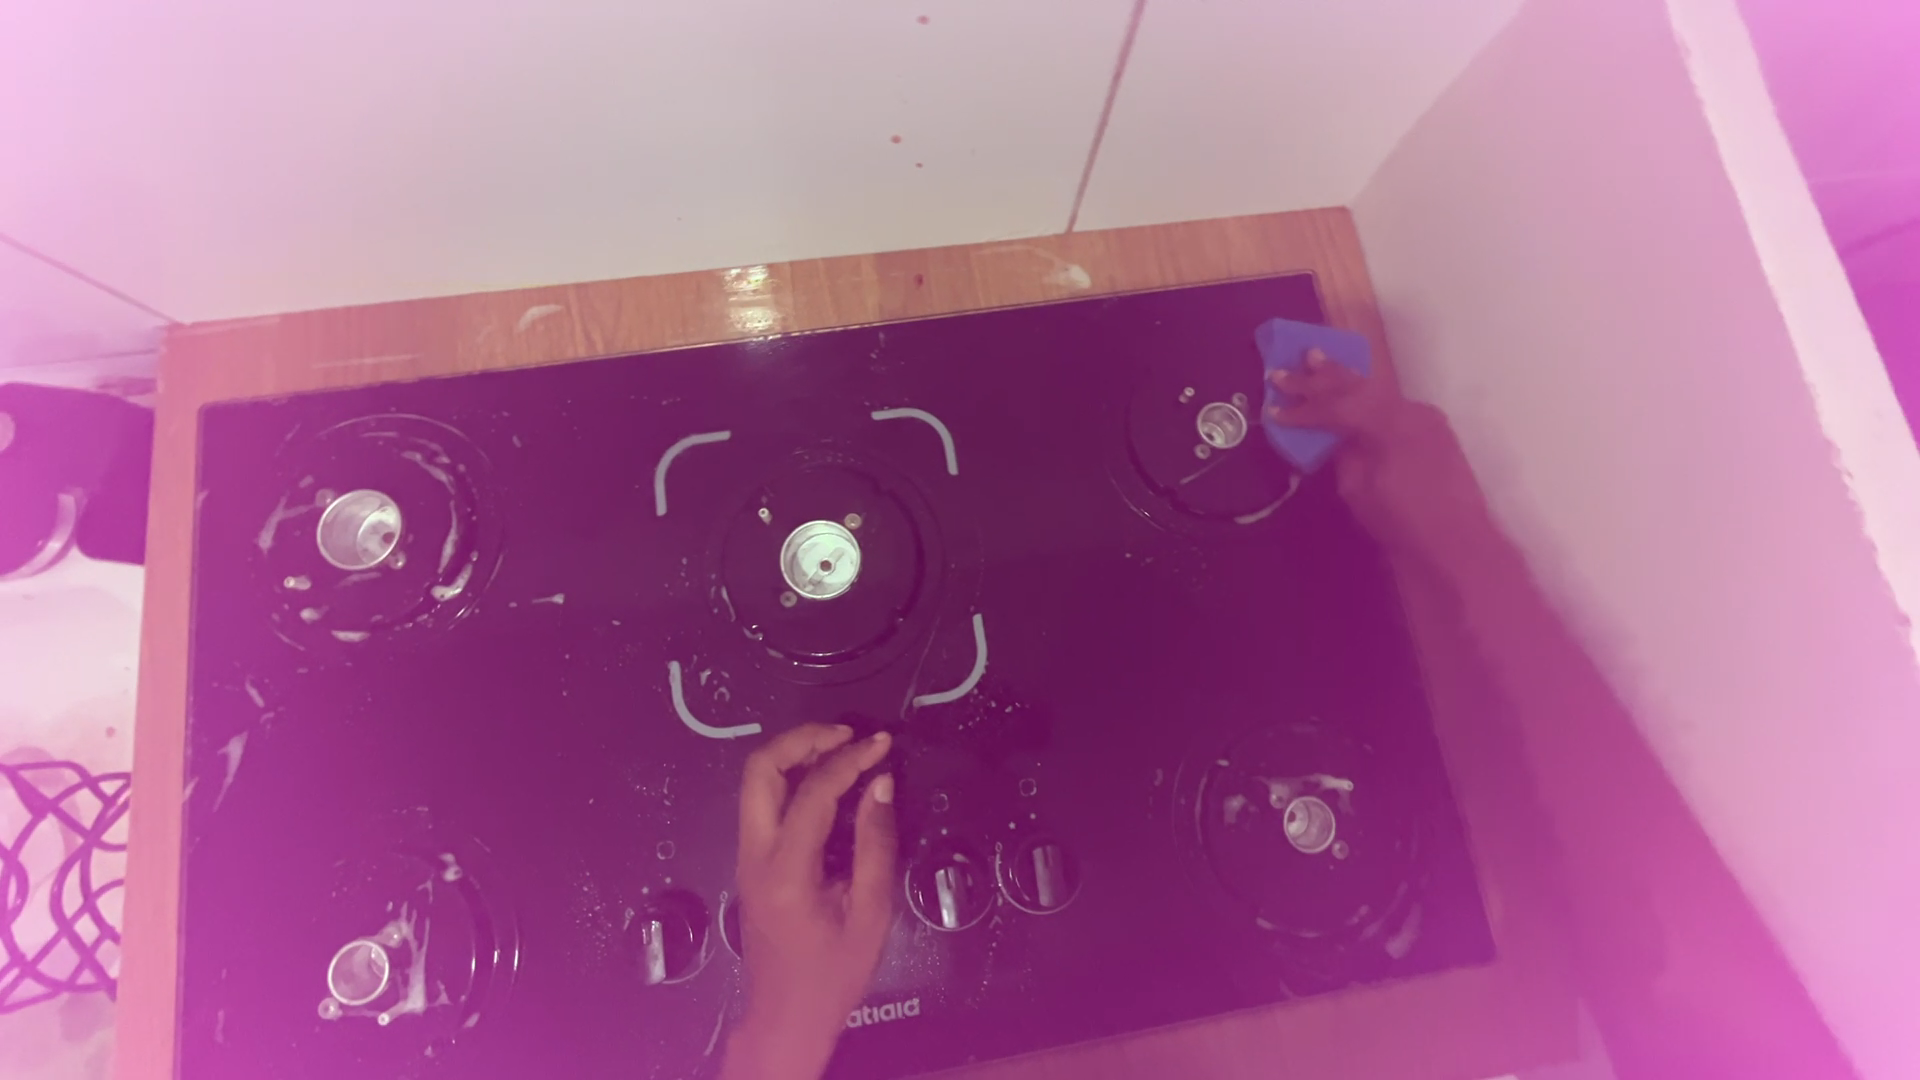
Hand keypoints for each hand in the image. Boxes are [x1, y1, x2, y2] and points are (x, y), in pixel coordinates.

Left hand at [722, 724, 895, 1079]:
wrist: (786, 1018)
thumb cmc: (834, 973)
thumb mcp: (871, 914)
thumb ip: (876, 843)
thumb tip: (881, 782)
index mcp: (786, 870)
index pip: (813, 792)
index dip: (850, 759)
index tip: (882, 743)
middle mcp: (755, 852)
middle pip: (759, 769)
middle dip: (803, 739)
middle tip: (847, 735)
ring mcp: (747, 853)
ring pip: (756, 779)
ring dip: (795, 752)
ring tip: (841, 746)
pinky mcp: (751, 857)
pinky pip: (764, 799)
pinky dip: (793, 774)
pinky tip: (827, 777)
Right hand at [1268, 349, 1495, 572]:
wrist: (1457, 543)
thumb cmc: (1402, 522)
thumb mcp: (1358, 490)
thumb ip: (1344, 456)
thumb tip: (1333, 438)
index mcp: (1389, 426)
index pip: (1338, 407)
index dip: (1303, 409)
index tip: (1274, 409)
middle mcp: (1410, 411)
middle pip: (1358, 387)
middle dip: (1320, 378)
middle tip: (1289, 366)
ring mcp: (1425, 418)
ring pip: (1376, 390)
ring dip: (1343, 378)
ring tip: (1316, 360)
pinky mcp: (1431, 430)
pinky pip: (1389, 404)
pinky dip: (1363, 395)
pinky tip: (1348, 390)